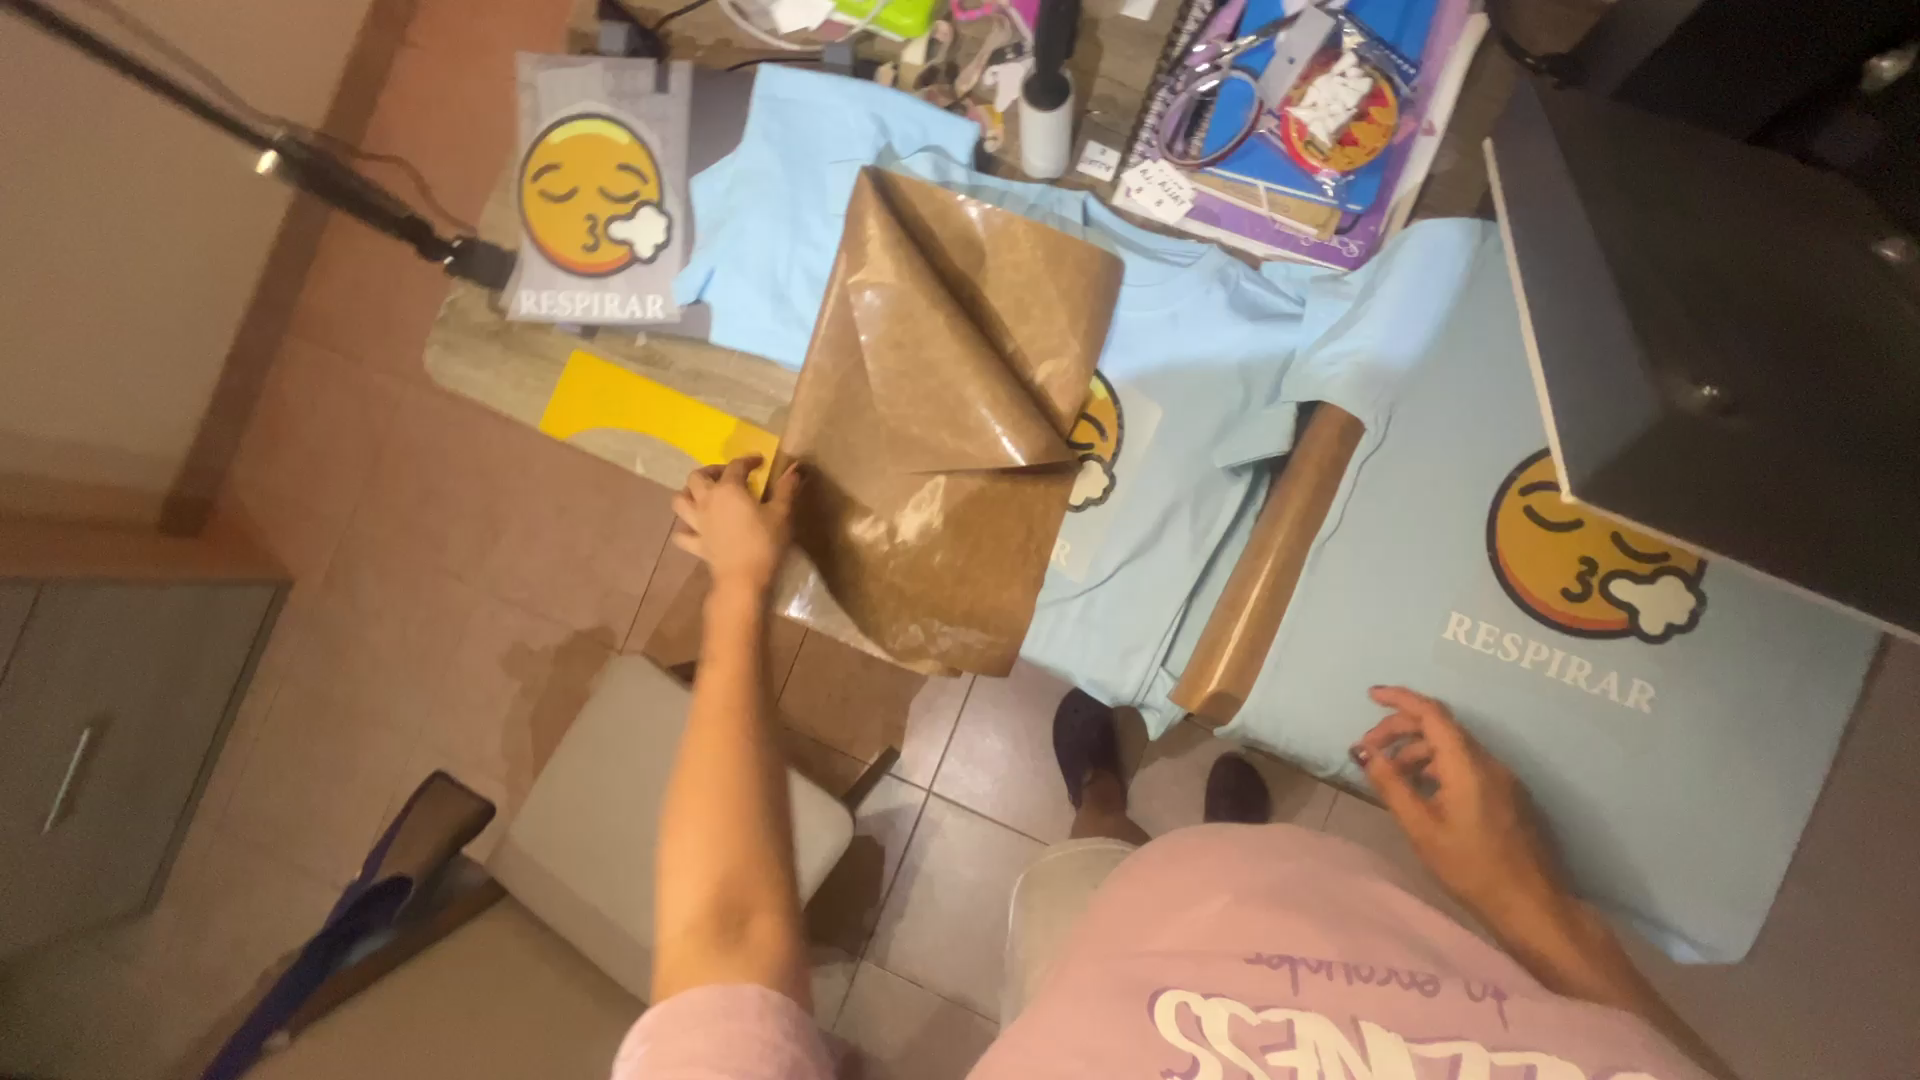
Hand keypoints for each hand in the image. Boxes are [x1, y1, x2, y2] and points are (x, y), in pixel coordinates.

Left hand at [670, 456, 801, 594]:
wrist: (744, 579)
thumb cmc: (765, 543)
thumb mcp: (781, 513)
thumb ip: (786, 489)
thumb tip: (794, 468)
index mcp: (729, 489)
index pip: (736, 465)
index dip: (748, 460)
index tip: (760, 461)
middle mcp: (707, 501)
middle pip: (697, 477)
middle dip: (711, 471)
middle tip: (727, 475)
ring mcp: (697, 523)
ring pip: (680, 500)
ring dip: (688, 494)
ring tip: (702, 495)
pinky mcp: (695, 544)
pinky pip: (682, 534)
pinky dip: (685, 528)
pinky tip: (694, 527)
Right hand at [1352, 687, 1569, 929]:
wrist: (1534, 907)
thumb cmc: (1471, 867)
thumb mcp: (1420, 826)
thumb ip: (1389, 783)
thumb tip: (1363, 750)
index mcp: (1467, 766)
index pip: (1432, 713)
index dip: (1399, 698)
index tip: (1370, 695)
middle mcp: (1489, 763)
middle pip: (1440, 727)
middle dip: (1400, 729)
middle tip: (1369, 750)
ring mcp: (1504, 779)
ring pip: (1452, 748)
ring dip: (1416, 751)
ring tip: (1391, 777)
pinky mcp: (1509, 796)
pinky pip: (1466, 766)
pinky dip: (1436, 766)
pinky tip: (1421, 792)